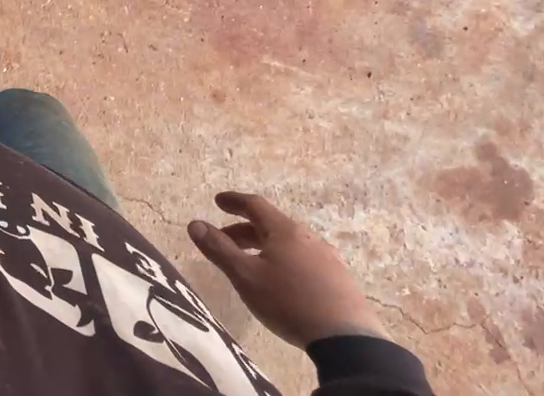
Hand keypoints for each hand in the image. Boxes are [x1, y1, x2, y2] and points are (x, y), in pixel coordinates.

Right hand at [188, 191, 387, 348]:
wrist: (349, 342)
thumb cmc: (289, 301)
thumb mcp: (245, 275)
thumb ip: (218, 248)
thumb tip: (194, 224)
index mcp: (285, 231)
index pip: (255, 205)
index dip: (234, 201)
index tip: (218, 202)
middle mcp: (310, 239)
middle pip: (272, 225)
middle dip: (245, 231)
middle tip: (226, 241)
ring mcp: (330, 261)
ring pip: (290, 245)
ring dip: (266, 247)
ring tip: (253, 264)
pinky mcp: (342, 282)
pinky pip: (306, 261)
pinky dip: (286, 262)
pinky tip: (283, 282)